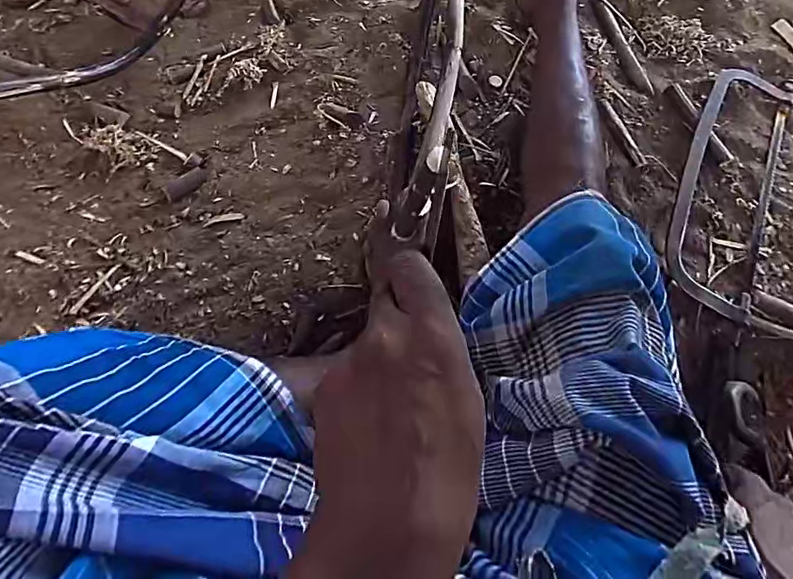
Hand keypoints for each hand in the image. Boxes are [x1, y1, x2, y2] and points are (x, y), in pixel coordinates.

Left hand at [287, 251, 483, 578]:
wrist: (386, 527)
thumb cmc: (448, 469)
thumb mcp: (467, 396)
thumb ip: (440, 343)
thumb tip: (426, 322)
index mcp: (432, 333)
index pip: (410, 264)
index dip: (409, 269)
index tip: (410, 274)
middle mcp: (386, 333)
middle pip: (385, 298)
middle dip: (394, 315)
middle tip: (405, 349)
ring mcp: (350, 357)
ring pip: (365, 338)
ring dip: (375, 355)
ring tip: (387, 403)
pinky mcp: (325, 381)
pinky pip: (344, 369)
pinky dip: (353, 384)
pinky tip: (365, 421)